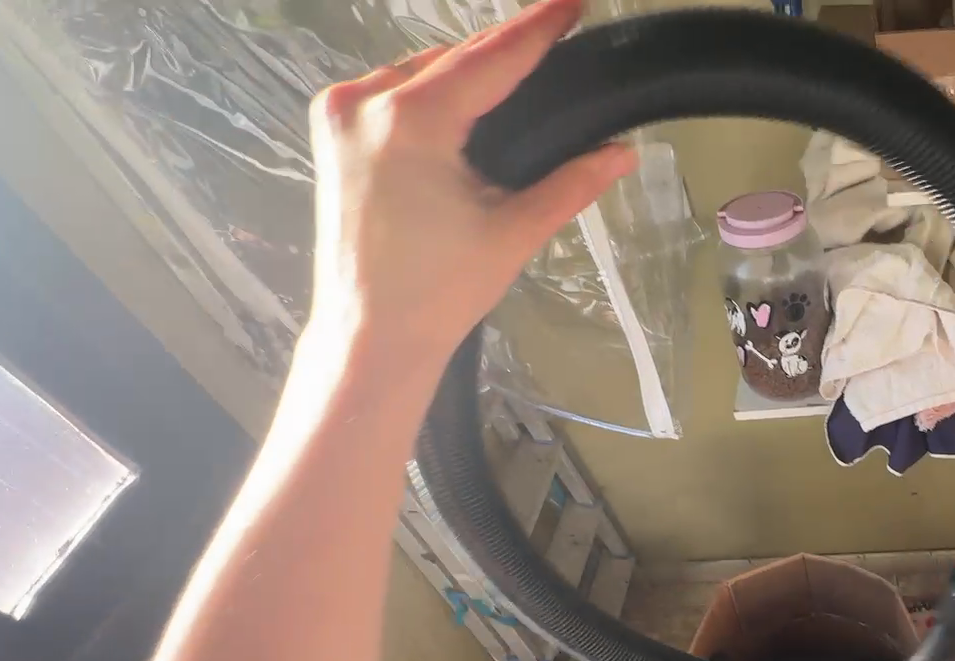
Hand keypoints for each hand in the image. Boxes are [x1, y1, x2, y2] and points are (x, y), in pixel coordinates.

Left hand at [297, 0, 634, 401]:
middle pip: (449, 61)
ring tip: (512, 85)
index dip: (535, 29)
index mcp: (410, 121)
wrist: (373, 333)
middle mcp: (362, 101)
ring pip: (417, 73)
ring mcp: (338, 114)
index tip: (571, 1)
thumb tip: (622, 155)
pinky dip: (430, 96)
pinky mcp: (331, 134)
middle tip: (549, 47)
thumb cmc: (440, 292)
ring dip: (464, 77)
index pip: (488, 60)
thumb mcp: (514, 232)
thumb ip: (570, 185)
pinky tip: (460, 112)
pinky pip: (391, 94)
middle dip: (500, 56)